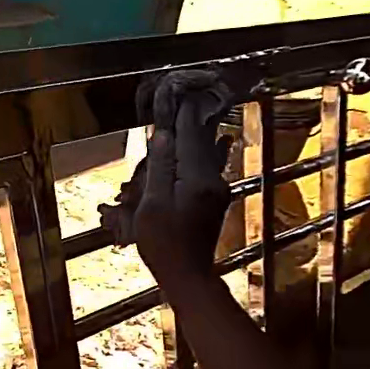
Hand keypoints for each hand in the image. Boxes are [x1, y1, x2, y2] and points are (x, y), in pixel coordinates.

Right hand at [99, 70, 236, 290]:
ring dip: (197, 140)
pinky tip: (211, 146)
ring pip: (206, 156)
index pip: (190, 135)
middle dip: (189, 126)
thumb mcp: (153, 205)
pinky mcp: (214, 202)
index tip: (179, 92)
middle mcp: (213, 181)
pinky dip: (199, 158)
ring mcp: (217, 192)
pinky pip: (207, 170)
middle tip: (186, 101)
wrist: (188, 276)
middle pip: (201, 143)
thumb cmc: (164, 245)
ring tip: (199, 116)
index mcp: (197, 179)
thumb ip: (160, 167)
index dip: (182, 114)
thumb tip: (163, 135)